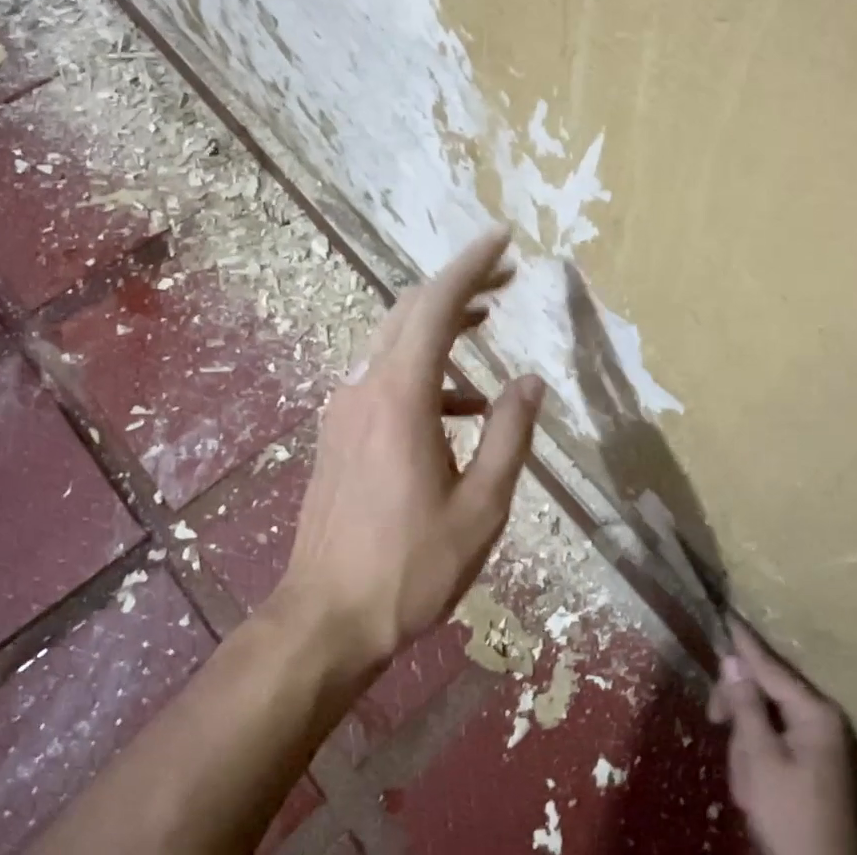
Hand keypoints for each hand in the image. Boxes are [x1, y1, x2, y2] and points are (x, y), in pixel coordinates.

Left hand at [275, 228, 545, 668]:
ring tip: (488, 326)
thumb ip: (510, 435)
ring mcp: (344, 410)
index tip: (504, 239)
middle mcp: (364, 388)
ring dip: (440, 325)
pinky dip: (425, 371)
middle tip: (506, 277)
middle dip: (458, 285)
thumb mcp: (482, 506)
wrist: (326, 617)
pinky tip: (461, 406)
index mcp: (401, 397)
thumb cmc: (412, 566)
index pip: (436, 306)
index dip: (471, 265)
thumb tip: (530, 381)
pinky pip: (383, 378)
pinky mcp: (339, 435)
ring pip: (393, 341)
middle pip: (409, 311)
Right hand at [710, 621, 856, 854]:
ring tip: (747, 786)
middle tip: (714, 722)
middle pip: (764, 696)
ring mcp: (816, 742)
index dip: (744, 644)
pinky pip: (771, 748)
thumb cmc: (790, 814)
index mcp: (813, 712)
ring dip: (746, 751)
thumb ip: (745, 706)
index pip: (770, 667)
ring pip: (762, 725)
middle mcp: (818, 718)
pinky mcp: (808, 764)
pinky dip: (755, 764)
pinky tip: (754, 792)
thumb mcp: (760, 759)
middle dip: (739, 718)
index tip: (727, 614)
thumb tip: (732, 661)